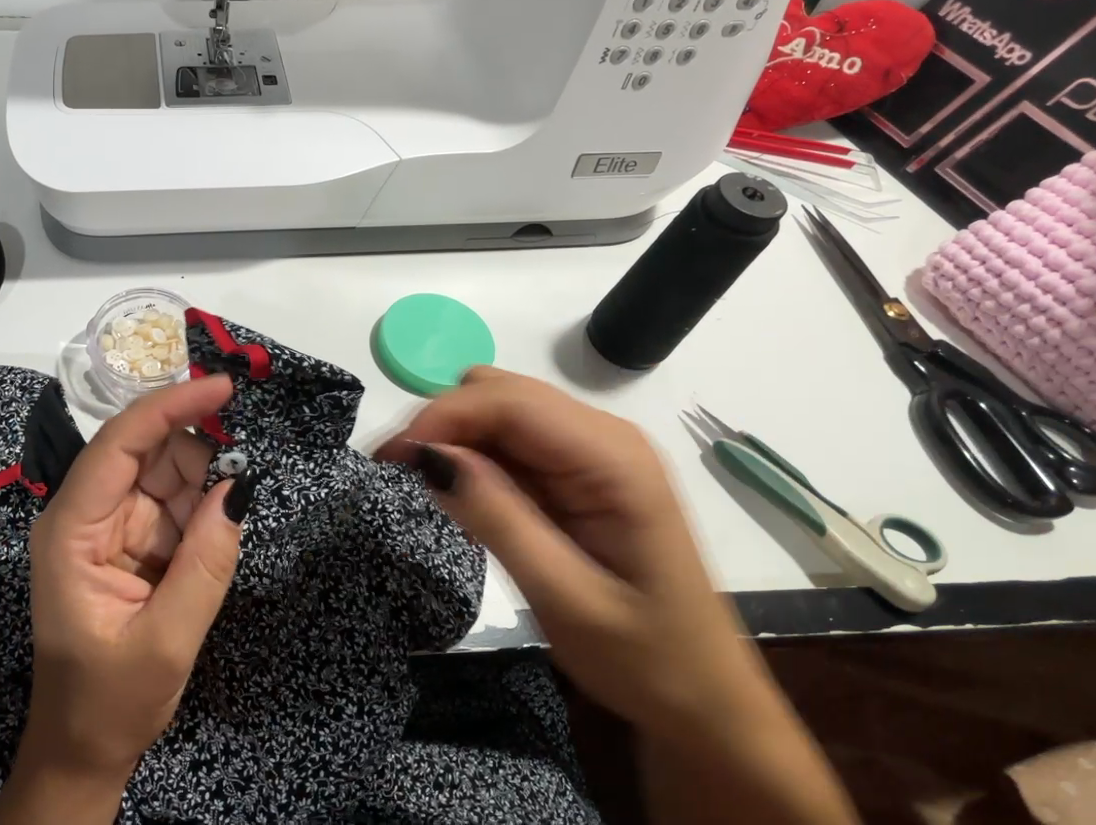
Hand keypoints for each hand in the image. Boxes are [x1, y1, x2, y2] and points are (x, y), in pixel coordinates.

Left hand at [0, 375, 250, 822]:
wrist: (84, 747)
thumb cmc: (110, 701)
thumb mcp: (166, 640)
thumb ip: (206, 563)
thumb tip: (239, 488)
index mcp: (72, 529)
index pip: (118, 444)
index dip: (169, 407)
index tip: (222, 386)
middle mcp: (85, 514)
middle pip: (143, 451)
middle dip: (196, 450)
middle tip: (243, 467)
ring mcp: (108, 525)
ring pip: (162, 473)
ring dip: (202, 481)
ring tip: (229, 511)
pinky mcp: (130, 541)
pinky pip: (170, 503)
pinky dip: (200, 505)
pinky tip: (218, 520)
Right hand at [375, 366, 767, 737]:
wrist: (704, 703)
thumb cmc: (646, 659)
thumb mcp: (565, 598)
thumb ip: (498, 519)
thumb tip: (428, 455)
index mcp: (613, 459)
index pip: (508, 401)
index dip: (442, 417)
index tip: (391, 461)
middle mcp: (604, 437)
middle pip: (500, 393)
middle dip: (442, 422)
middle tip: (400, 476)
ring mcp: (592, 452)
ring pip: (500, 411)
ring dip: (454, 438)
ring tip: (423, 488)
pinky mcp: (578, 474)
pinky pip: (511, 443)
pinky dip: (473, 458)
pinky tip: (461, 497)